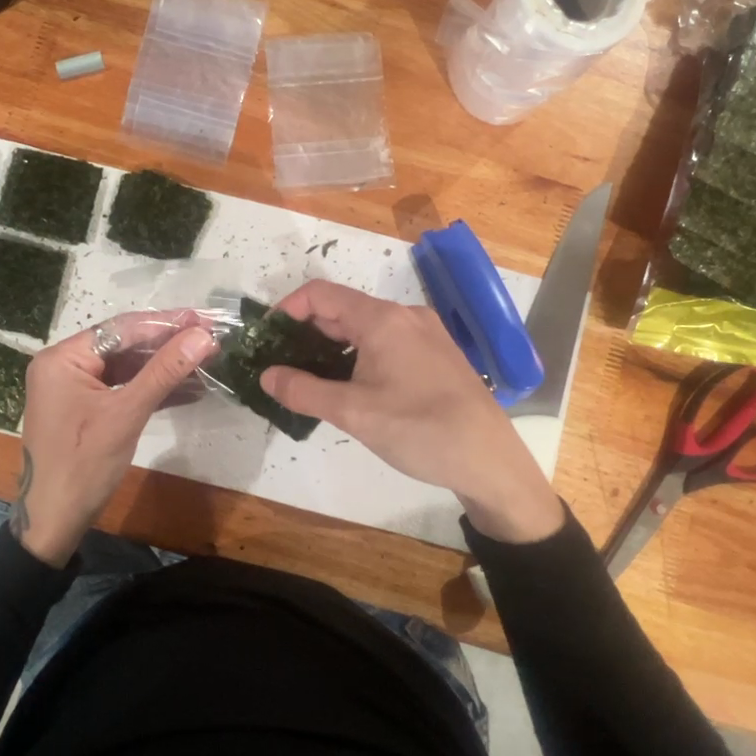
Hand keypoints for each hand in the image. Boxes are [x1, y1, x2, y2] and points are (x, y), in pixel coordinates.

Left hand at [13, 312, 218, 565]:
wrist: (53, 520)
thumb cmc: (84, 466)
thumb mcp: (126, 415)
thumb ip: (164, 372)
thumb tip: (203, 337)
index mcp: (62, 358)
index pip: (121, 329)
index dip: (166, 324)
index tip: (205, 320)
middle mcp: (63, 364)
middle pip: (123, 345)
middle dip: (167, 345)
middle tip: (211, 339)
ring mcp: (72, 387)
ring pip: (125, 367)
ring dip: (163, 368)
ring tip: (206, 361)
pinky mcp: (83, 407)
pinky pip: (120, 388)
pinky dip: (149, 389)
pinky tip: (187, 389)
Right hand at [259, 280, 562, 543]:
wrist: (490, 461)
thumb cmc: (420, 430)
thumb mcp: (353, 413)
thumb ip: (303, 390)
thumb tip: (266, 375)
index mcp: (383, 320)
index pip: (321, 294)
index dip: (287, 310)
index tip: (265, 340)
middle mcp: (405, 316)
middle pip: (342, 310)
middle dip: (305, 332)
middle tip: (278, 365)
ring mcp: (425, 335)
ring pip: (364, 329)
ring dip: (331, 347)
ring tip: (306, 379)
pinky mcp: (436, 356)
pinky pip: (386, 344)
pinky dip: (357, 356)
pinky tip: (347, 387)